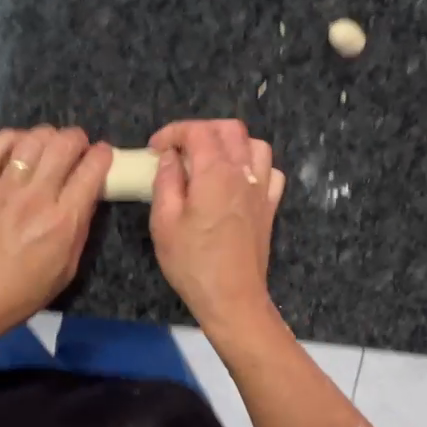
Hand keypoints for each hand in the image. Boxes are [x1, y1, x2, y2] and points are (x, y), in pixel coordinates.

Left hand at [0, 126, 112, 344]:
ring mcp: (4, 188)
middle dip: (78, 139)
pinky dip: (10, 138)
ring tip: (51, 144)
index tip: (104, 155)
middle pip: (64, 145)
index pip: (91, 170)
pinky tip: (19, 145)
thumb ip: (79, 231)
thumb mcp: (65, 271)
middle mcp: (36, 198)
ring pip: (32, 140)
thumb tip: (87, 198)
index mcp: (63, 222)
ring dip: (48, 135)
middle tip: (78, 148)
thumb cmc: (20, 295)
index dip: (103, 156)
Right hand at [147, 119, 286, 331]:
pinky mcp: (270, 208)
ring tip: (209, 161)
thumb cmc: (192, 263)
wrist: (232, 297)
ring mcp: (262, 189)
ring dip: (230, 144)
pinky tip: (237, 181)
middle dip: (202, 130)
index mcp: (215, 172)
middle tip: (179, 150)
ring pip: (254, 145)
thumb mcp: (164, 222)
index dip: (173, 132)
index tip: (155, 148)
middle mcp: (244, 172)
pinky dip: (253, 166)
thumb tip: (170, 158)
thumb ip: (166, 182)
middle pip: (230, 129)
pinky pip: (270, 172)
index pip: (197, 131)